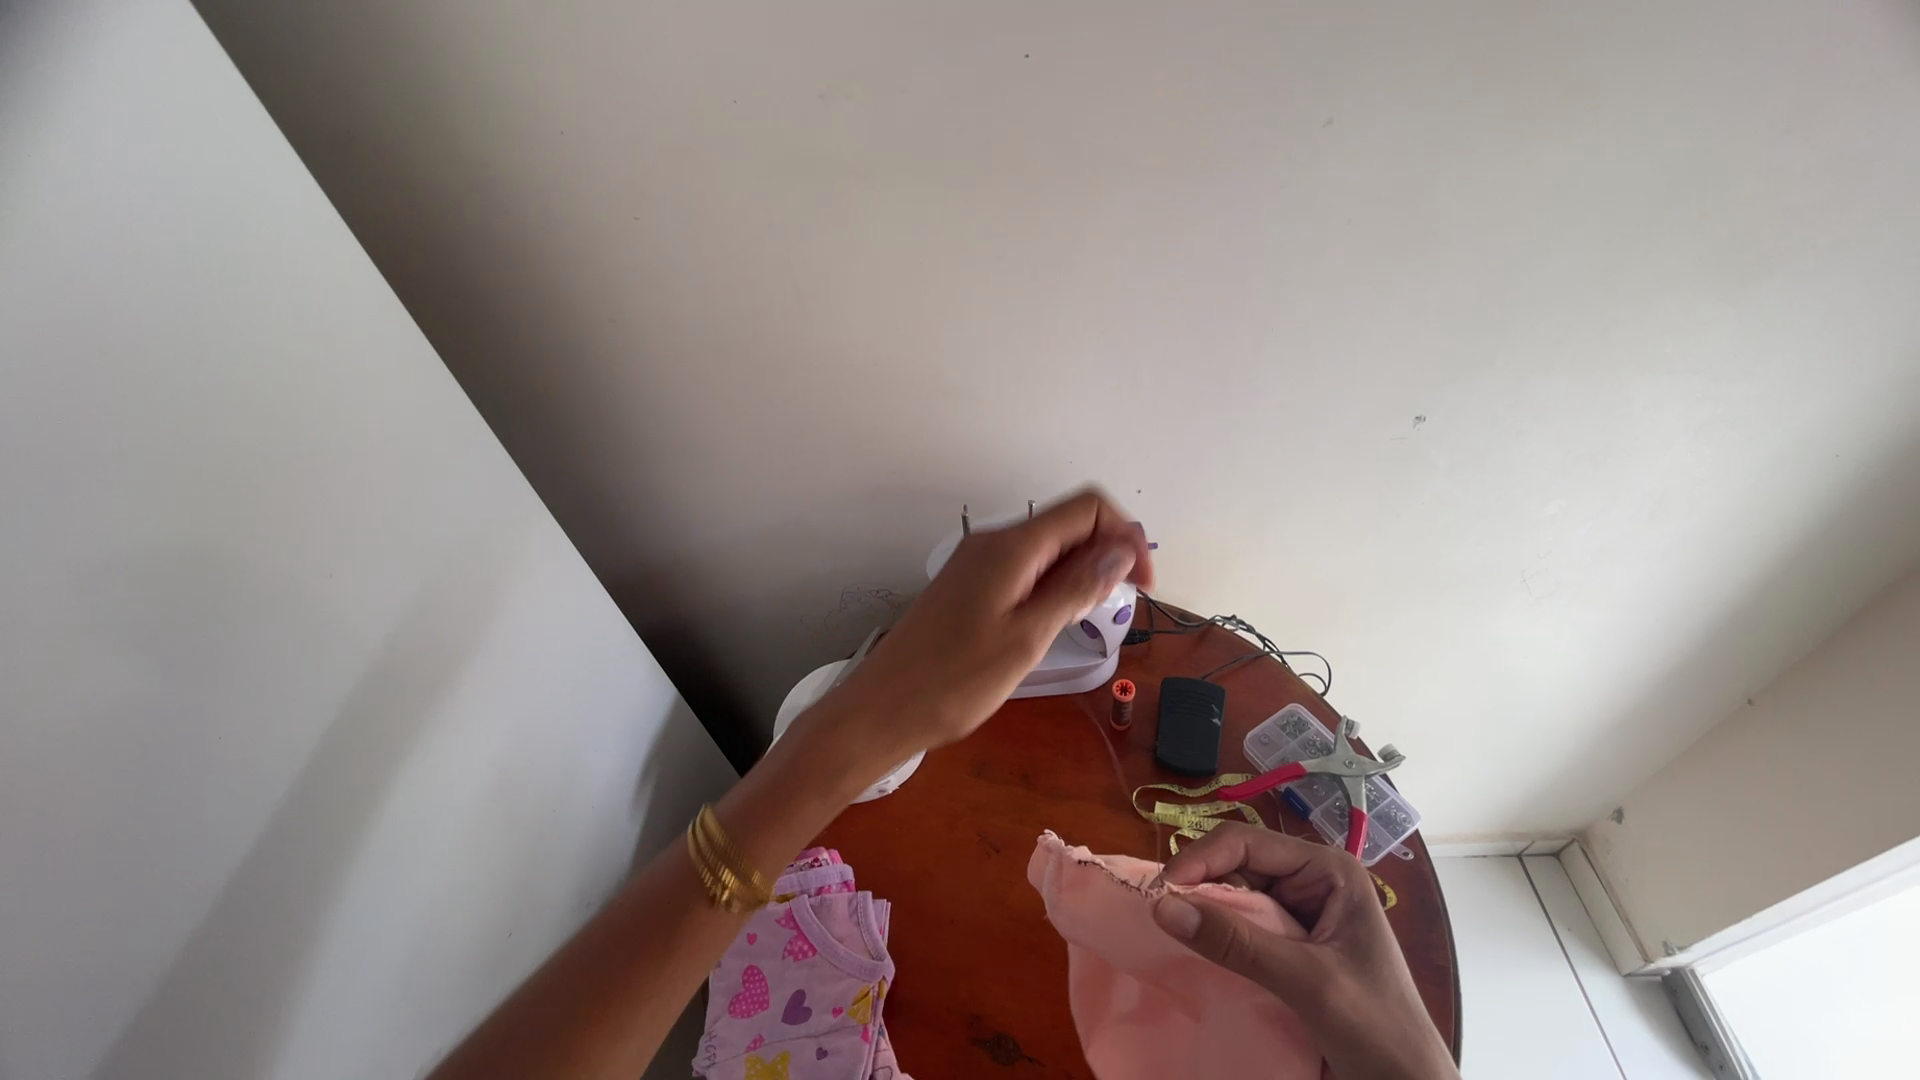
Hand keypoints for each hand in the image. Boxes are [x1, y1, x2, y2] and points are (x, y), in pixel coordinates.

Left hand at [818, 488, 1153, 760]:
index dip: (1126, 537)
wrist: (883, 709)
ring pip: (1047, 549)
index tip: (1142, 585)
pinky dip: (1051, 586)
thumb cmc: (954, 681)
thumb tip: (1120, 551)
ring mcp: (978, 564)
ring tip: (1083, 620)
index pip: (1086, 509)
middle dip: (1105, 555)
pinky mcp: (969, 585)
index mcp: (1010, 548)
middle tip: (1116, 607)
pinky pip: (1024, 569)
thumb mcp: (1028, 638)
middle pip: (1067, 525)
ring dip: (1079, 574)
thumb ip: (1075, 589)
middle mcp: (993, 544)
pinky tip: (1051, 622)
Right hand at [1150, 824, 1458, 1079]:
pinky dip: (1217, 931)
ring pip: (1234, 891)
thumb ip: (1237, 943)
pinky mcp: (1291, 940)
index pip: (1246, 841)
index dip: (1199, 858)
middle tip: (1162, 913)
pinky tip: (1201, 945)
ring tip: (1177, 930)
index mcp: (1328, 869)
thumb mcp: (1307, 983)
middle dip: (1200, 884)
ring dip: (1206, 909)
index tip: (1161, 892)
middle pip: (1236, 862)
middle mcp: (1312, 878)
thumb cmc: (1378, 1031)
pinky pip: (1241, 922)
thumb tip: (1162, 906)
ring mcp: (1302, 909)